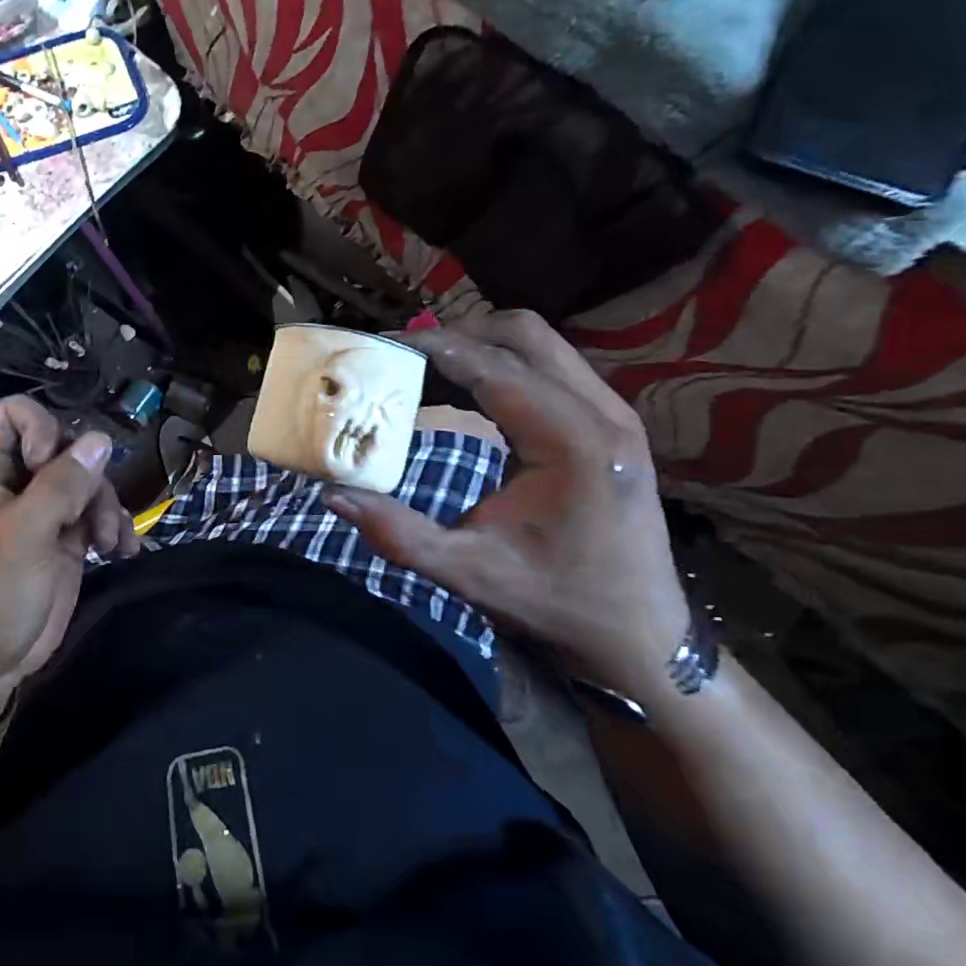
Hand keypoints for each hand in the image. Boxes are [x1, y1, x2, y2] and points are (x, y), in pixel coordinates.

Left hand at [0, 397, 137, 718]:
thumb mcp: (21, 536)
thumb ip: (60, 485)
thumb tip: (100, 439)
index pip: (15, 416)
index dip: (41, 430)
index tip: (49, 466)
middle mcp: (14, 485)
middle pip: (63, 447)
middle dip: (86, 475)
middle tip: (87, 514)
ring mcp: (41, 513)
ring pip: (86, 481)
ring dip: (105, 506)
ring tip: (107, 542)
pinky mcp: (64, 541)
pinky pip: (96, 515)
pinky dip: (113, 527)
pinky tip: (122, 549)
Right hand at [324, 311, 688, 693]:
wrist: (634, 631)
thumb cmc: (551, 601)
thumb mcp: (465, 572)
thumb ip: (397, 532)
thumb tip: (332, 494)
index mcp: (572, 445)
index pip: (495, 367)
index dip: (434, 349)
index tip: (380, 345)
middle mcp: (601, 415)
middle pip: (524, 334)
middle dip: (456, 335)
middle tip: (398, 358)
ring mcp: (612, 415)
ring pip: (540, 345)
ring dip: (477, 348)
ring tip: (420, 371)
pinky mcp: (608, 426)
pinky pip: (548, 369)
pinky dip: (499, 368)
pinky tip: (458, 394)